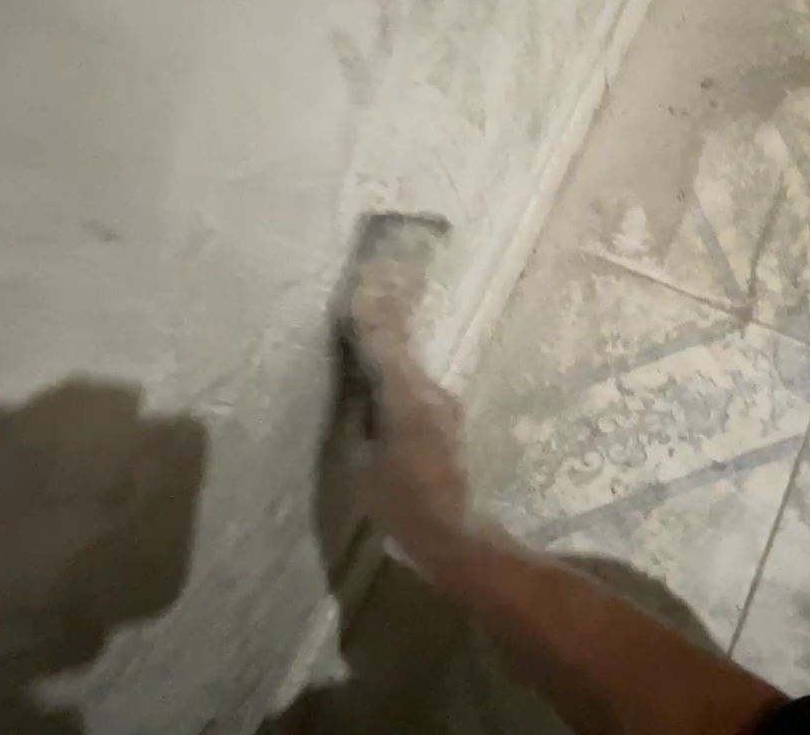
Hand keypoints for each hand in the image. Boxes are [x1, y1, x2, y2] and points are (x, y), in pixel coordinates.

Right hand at [346, 286, 474, 571]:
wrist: (453, 533)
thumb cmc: (400, 505)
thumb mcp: (362, 463)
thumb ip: (358, 416)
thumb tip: (357, 384)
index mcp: (406, 400)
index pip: (382, 346)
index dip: (367, 316)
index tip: (358, 285)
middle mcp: (430, 391)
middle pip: (400, 345)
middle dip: (383, 313)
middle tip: (371, 276)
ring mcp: (443, 401)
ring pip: (409, 362)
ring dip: (392, 337)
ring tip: (375, 306)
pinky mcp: (445, 414)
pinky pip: (415, 380)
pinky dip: (399, 364)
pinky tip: (387, 358)